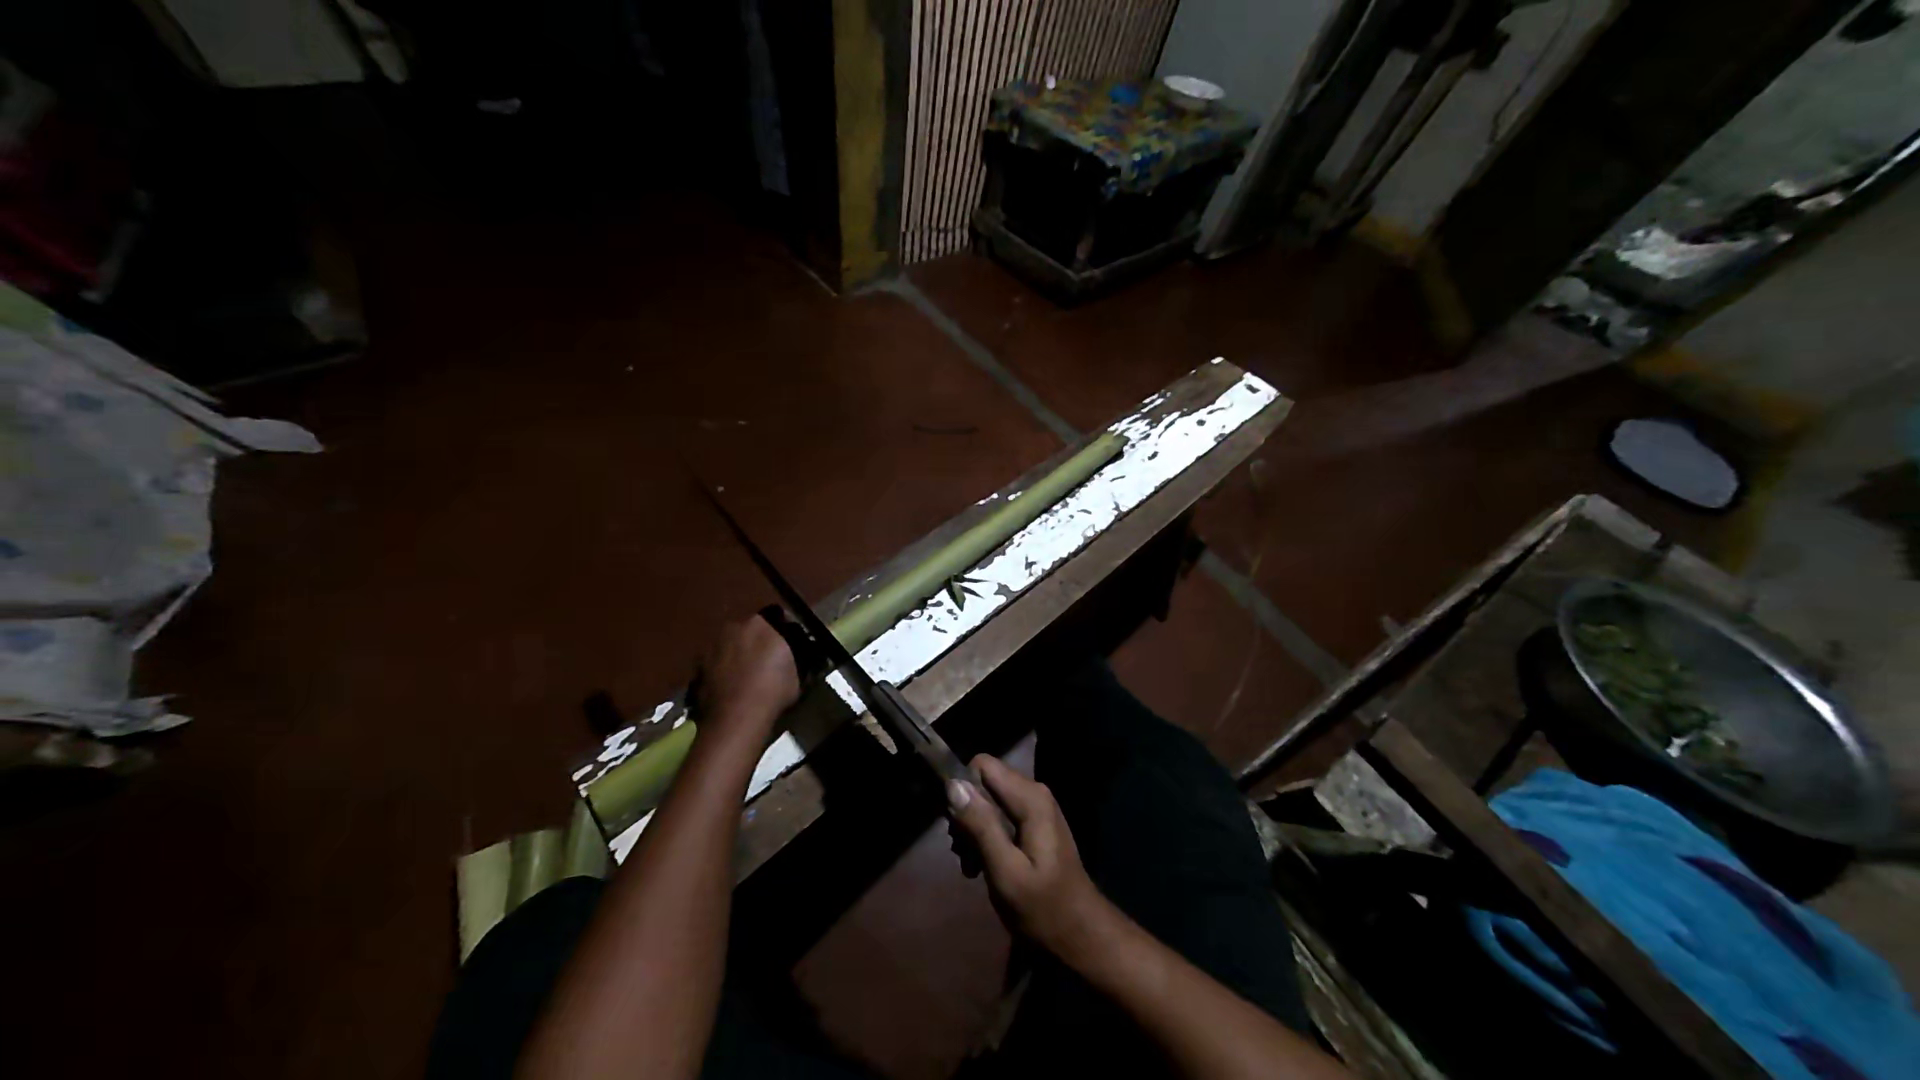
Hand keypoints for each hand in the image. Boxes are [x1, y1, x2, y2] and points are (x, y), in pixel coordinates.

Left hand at [693, 615, 800, 738]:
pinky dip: (721, 669)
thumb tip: (796, 656)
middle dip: (756, 640)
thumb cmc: (773, 691)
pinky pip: (715, 662)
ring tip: (745, 676)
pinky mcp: (697, 665)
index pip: (775, 616)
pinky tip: (730, 686)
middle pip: (748, 629)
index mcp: (760, 622)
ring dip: (737, 654)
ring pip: (729, 644)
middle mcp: (734, 626)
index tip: (785, 645)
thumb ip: (794, 657)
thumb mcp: (797, 674)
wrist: (737, 717)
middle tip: (765, 660)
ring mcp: (712, 645)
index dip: (781, 630)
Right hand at [947, 754, 1108, 955]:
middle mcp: (1034, 793)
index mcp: (1030, 798)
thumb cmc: (1043, 909)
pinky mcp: (1033, 825)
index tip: (956, 828)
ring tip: (971, 866)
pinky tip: (980, 867)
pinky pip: (998, 817)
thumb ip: (981, 826)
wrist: (1080, 937)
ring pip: (987, 802)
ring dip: (972, 831)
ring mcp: (1035, 809)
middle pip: (984, 783)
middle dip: (966, 815)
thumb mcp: (1006, 871)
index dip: (963, 790)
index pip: (983, 765)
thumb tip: (953, 785)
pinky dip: (984, 839)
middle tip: (963, 854)